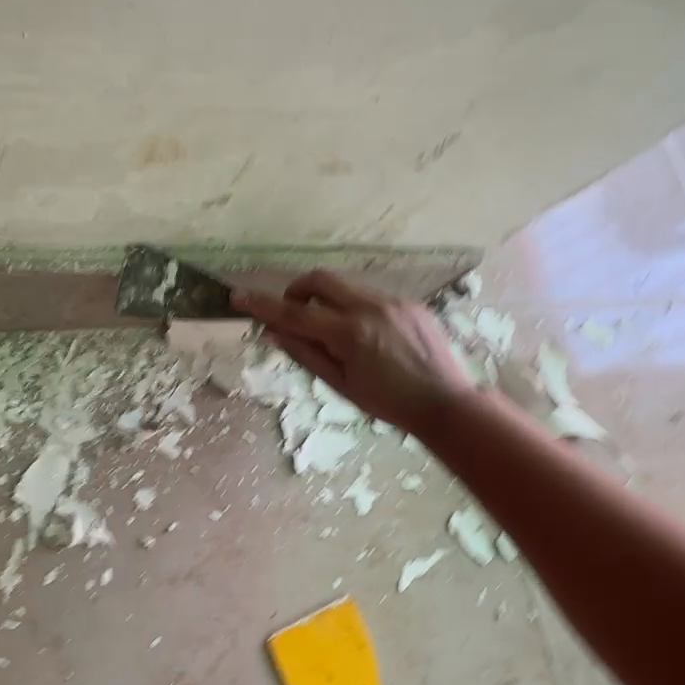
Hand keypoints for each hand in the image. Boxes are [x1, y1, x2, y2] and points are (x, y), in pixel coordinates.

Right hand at [233, 270, 477, 432]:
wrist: (446, 403)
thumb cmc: (389, 404)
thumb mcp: (341, 386)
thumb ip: (305, 354)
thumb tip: (273, 332)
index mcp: (350, 333)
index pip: (295, 313)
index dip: (263, 305)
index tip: (238, 296)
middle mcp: (371, 307)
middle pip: (319, 279)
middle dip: (297, 290)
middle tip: (293, 313)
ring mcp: (393, 300)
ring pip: (346, 286)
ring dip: (328, 300)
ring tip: (334, 332)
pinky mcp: (409, 301)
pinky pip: (370, 295)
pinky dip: (354, 307)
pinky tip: (366, 336)